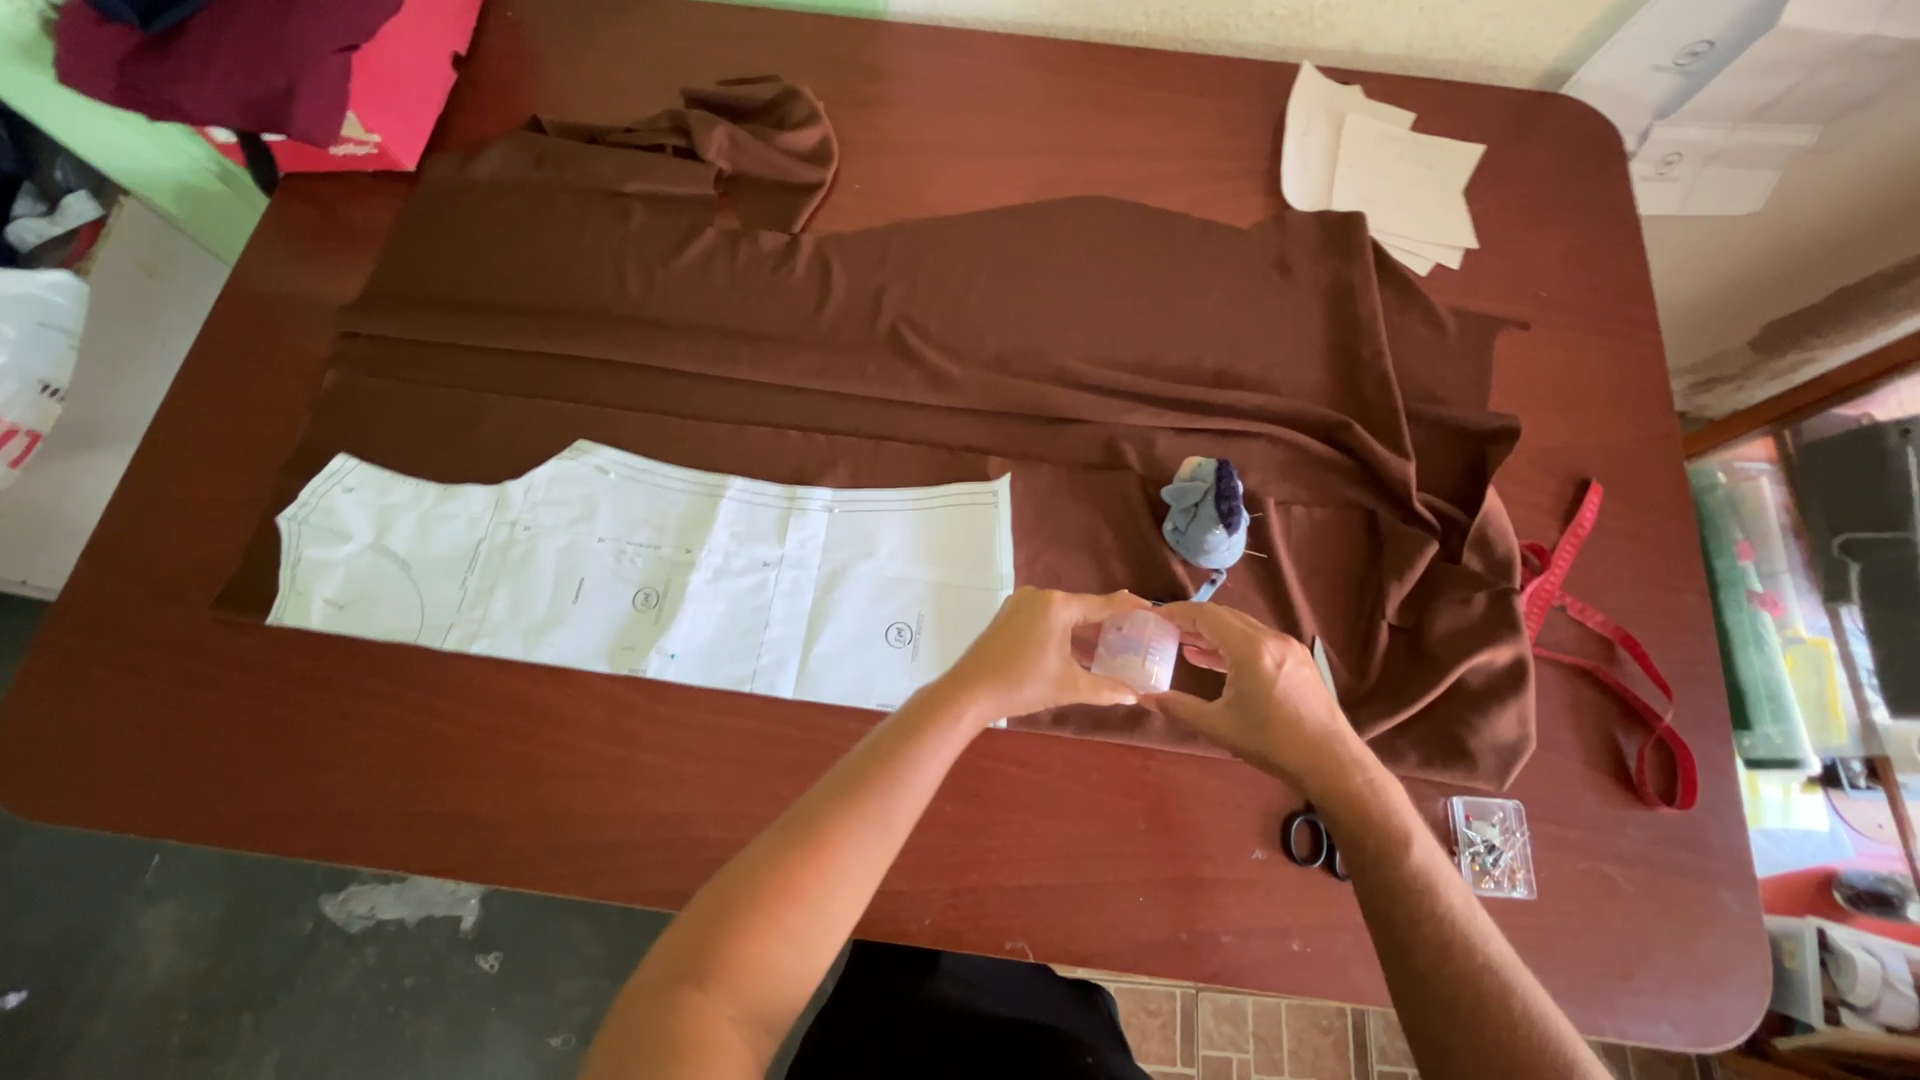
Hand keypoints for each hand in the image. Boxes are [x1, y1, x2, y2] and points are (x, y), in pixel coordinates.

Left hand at [931, 587, 1151, 723]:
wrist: (969, 693)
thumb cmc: (1022, 685)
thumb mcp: (1070, 687)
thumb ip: (1106, 688)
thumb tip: (1135, 695)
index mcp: (1057, 605)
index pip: (1103, 604)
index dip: (1130, 607)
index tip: (1153, 609)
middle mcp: (1039, 596)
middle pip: (1083, 608)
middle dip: (1106, 623)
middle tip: (1134, 635)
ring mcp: (1020, 604)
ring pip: (1063, 615)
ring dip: (1083, 631)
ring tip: (1110, 647)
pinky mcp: (1007, 616)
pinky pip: (1045, 619)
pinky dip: (1063, 632)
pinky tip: (1076, 651)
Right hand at [1143, 602, 1367, 790]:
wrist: (1331, 761)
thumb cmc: (1272, 742)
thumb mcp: (1218, 725)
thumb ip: (1179, 706)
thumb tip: (1146, 697)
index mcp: (1250, 649)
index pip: (1207, 615)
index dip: (1177, 613)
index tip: (1154, 616)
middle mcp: (1271, 639)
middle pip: (1225, 616)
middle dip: (1193, 620)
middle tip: (1165, 630)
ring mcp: (1288, 647)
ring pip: (1242, 628)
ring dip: (1213, 633)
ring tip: (1184, 644)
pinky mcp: (1297, 660)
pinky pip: (1257, 641)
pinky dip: (1232, 645)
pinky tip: (1215, 661)